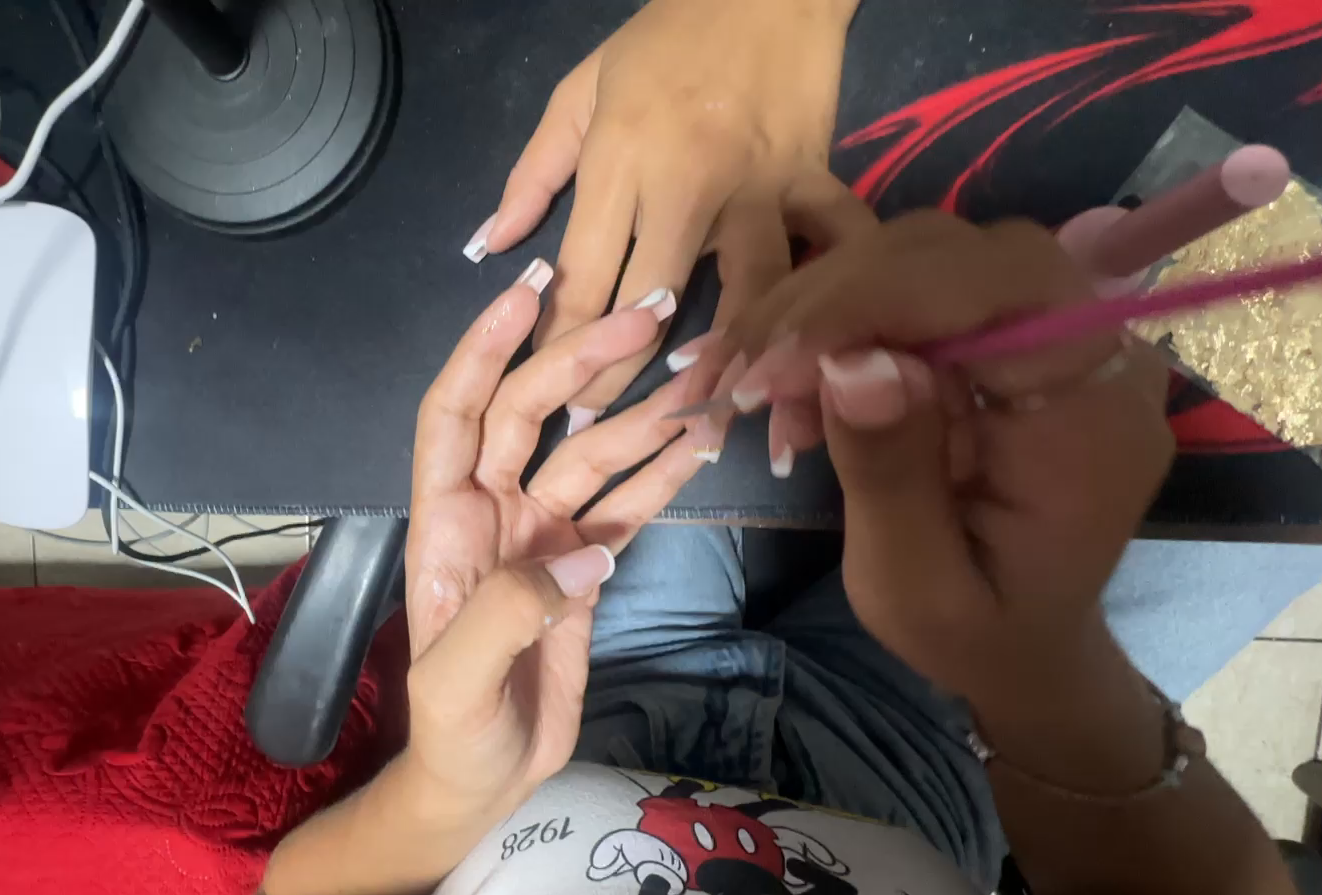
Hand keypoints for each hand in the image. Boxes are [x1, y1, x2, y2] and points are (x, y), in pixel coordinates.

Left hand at [404, 259, 711, 815]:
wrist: (486, 776)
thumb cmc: (455, 732)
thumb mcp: (460, 683)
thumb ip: (510, 612)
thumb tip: (587, 553)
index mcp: (447, 524)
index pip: (454, 413)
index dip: (484, 350)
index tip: (531, 292)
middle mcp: (494, 511)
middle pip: (533, 414)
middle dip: (584, 362)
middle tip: (653, 316)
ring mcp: (543, 533)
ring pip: (593, 454)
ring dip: (643, 416)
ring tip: (708, 376)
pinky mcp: (584, 564)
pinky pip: (626, 505)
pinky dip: (662, 473)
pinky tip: (703, 440)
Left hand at [469, 0, 873, 429]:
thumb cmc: (662, 40)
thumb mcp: (578, 92)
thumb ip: (532, 174)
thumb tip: (492, 246)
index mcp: (621, 159)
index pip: (582, 274)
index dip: (560, 341)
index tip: (547, 391)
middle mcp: (689, 184)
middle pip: (650, 303)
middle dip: (620, 374)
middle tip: (597, 427)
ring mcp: (759, 188)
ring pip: (745, 293)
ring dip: (722, 362)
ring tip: (696, 418)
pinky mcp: (814, 184)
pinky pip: (829, 250)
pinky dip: (825, 302)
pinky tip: (811, 360)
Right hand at [720, 214, 1174, 707]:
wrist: (1015, 637)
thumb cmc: (969, 629)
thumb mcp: (915, 584)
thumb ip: (891, 475)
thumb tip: (851, 360)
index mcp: (1089, 417)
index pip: (1001, 289)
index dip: (874, 302)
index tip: (769, 365)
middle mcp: (1083, 352)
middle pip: (952, 255)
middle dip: (829, 303)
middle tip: (740, 379)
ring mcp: (1036, 338)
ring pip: (917, 261)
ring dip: (816, 314)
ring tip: (755, 392)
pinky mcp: (990, 342)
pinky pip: (901, 295)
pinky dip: (827, 328)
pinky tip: (787, 388)